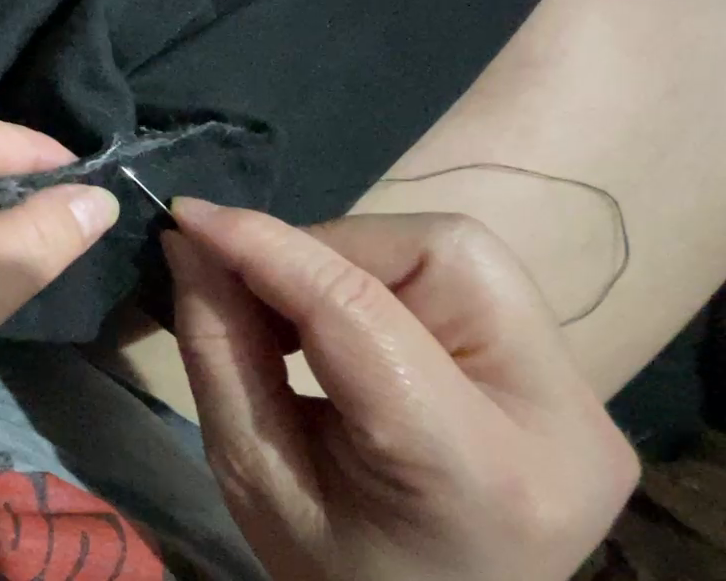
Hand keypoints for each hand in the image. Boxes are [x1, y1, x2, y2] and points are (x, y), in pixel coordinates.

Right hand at [163, 201, 639, 580]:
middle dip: (320, 251)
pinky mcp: (564, 377)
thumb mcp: (250, 471)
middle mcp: (558, 417)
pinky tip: (343, 327)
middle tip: (252, 291)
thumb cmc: (332, 569)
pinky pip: (460, 279)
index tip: (185, 216)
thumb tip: (187, 244)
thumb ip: (219, 349)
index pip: (359, 310)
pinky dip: (377, 277)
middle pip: (435, 255)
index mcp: (475, 467)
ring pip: (450, 252)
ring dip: (348, 260)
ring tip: (297, 318)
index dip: (264, 246)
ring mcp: (578, 395)